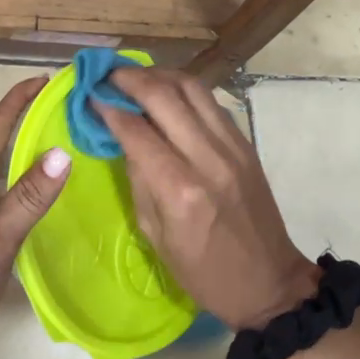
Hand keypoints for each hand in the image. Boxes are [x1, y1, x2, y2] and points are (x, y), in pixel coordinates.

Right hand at [97, 67, 318, 331]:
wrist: (269, 283)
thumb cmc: (203, 271)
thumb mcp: (154, 234)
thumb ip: (138, 178)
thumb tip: (122, 135)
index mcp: (180, 190)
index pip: (135, 129)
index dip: (107, 107)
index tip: (89, 96)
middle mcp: (208, 158)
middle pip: (163, 95)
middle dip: (129, 79)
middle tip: (107, 76)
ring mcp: (232, 146)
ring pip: (190, 87)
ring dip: (158, 75)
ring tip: (135, 78)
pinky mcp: (245, 143)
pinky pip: (209, 101)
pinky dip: (182, 90)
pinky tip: (166, 94)